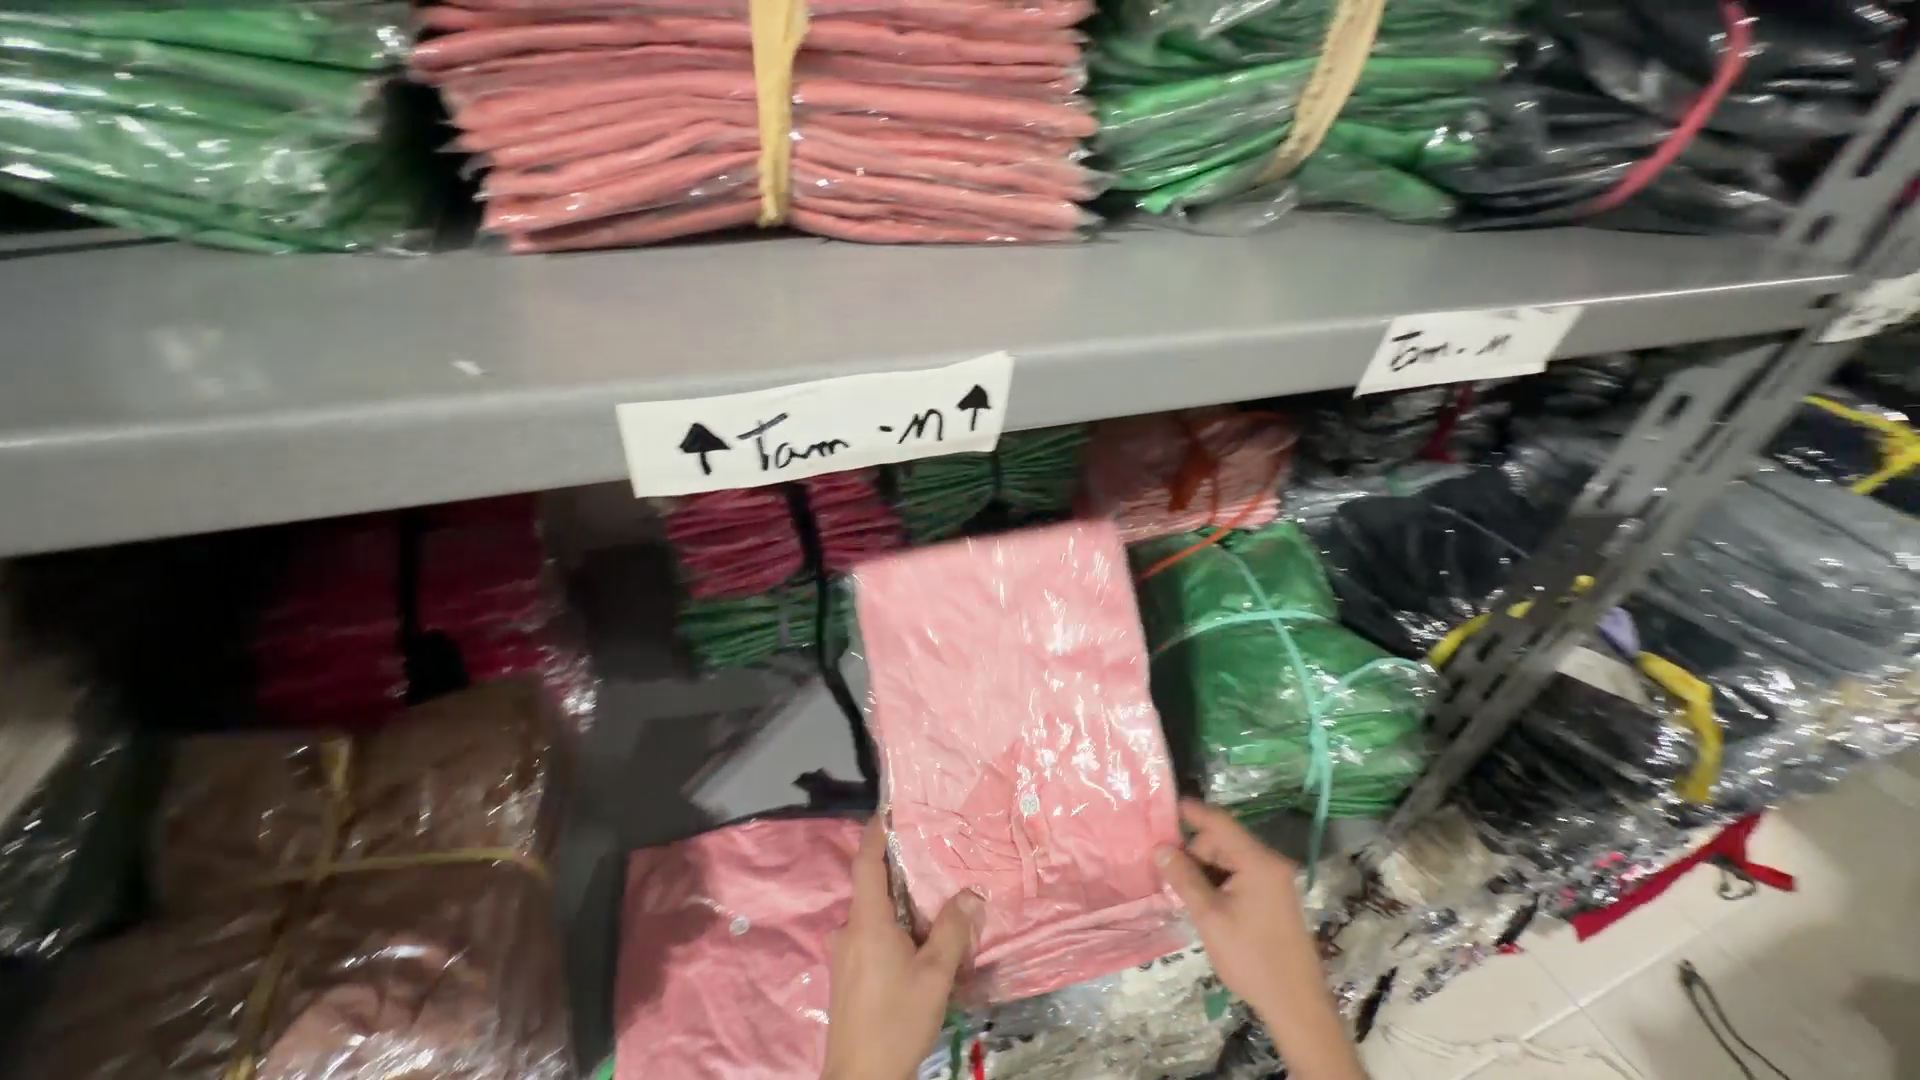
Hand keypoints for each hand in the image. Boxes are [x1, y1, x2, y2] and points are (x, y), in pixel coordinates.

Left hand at [822, 819, 982, 1079]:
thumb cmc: (896, 1019)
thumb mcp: (934, 974)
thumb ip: (952, 930)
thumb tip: (970, 893)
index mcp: (866, 922)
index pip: (865, 863)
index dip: (875, 834)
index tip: (888, 811)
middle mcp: (848, 931)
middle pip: (871, 889)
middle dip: (898, 874)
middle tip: (931, 861)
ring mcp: (843, 956)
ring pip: (872, 917)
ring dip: (898, 908)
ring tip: (932, 906)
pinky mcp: (846, 977)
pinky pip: (869, 938)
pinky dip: (892, 930)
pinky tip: (916, 946)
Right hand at [1156, 799, 1366, 1079]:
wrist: (1297, 1004)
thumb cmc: (1251, 958)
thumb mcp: (1209, 917)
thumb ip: (1184, 878)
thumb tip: (1160, 848)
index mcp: (1258, 862)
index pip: (1219, 822)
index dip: (1192, 812)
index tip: (1165, 806)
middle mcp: (1270, 863)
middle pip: (1223, 842)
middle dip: (1195, 852)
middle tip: (1168, 873)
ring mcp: (1276, 881)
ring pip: (1231, 860)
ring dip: (1206, 870)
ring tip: (1184, 893)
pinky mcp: (1276, 897)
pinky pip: (1242, 875)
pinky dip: (1221, 881)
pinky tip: (1205, 902)